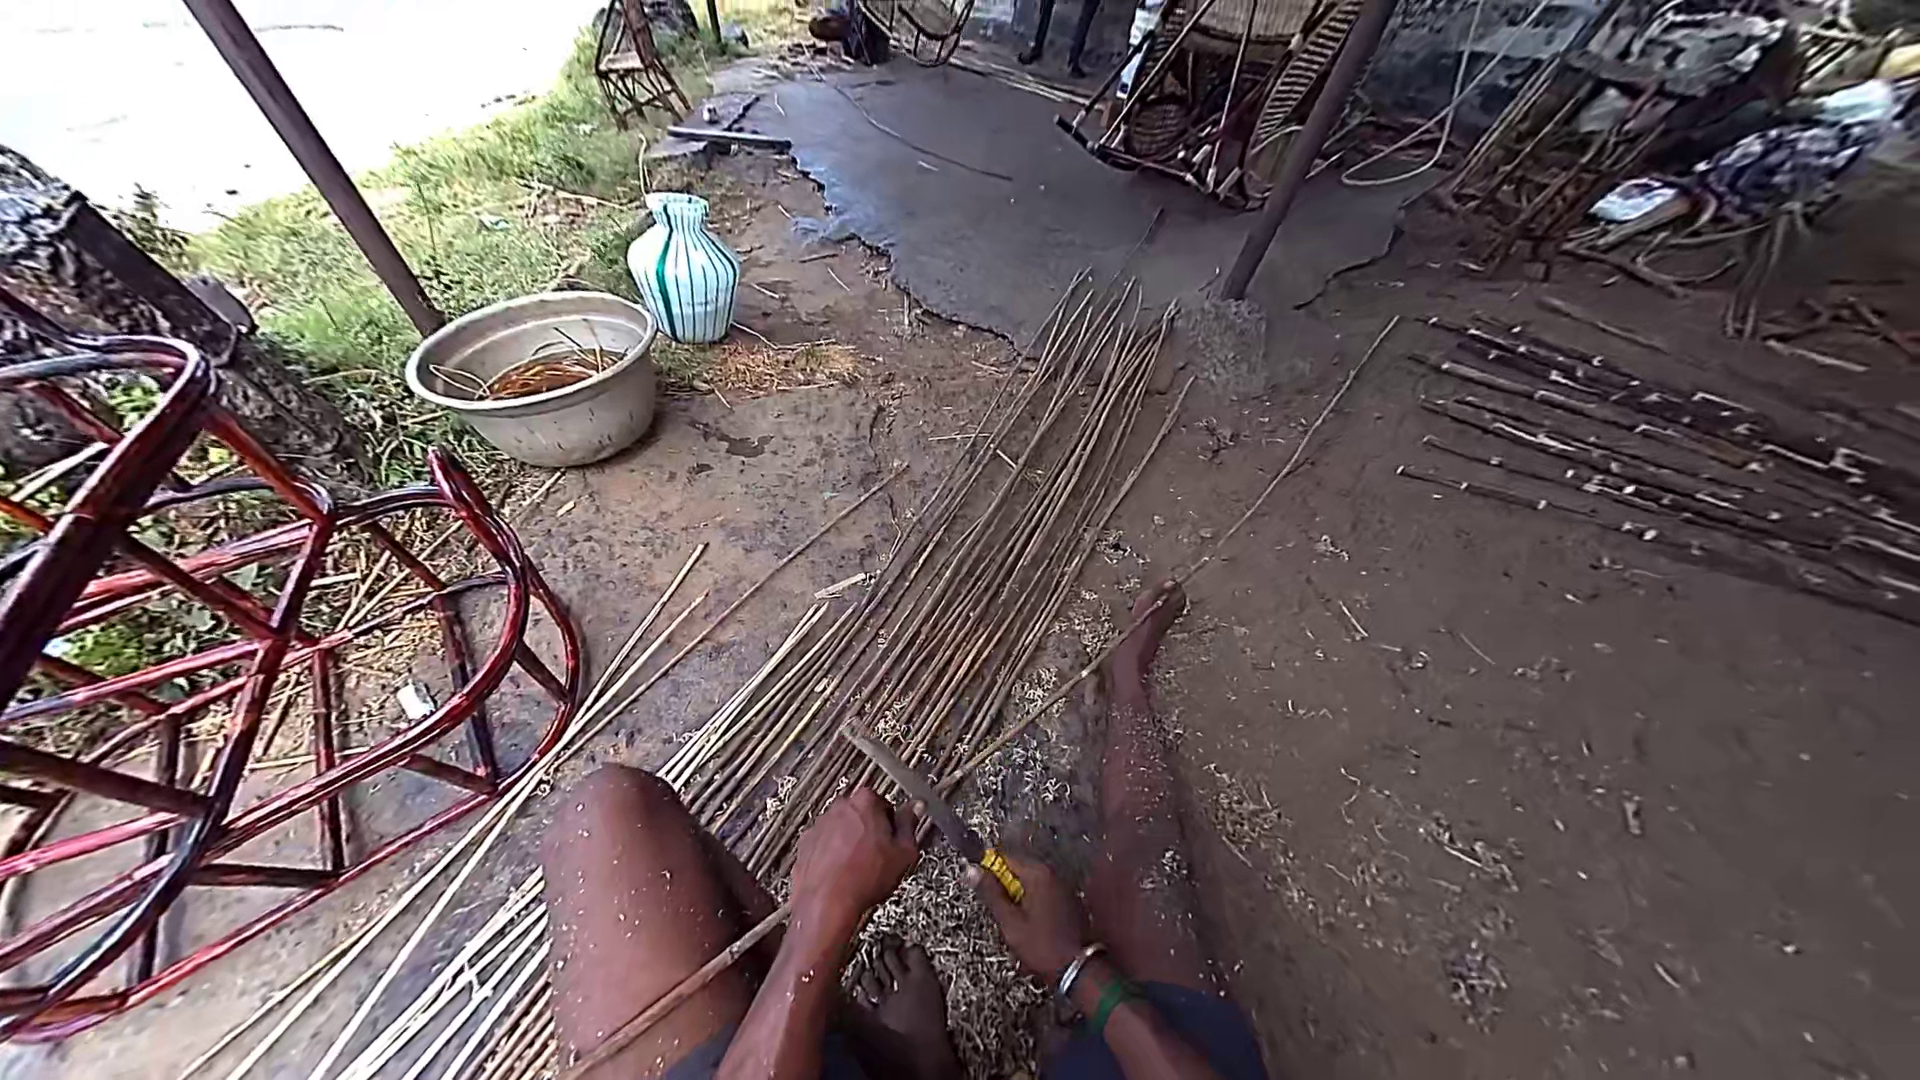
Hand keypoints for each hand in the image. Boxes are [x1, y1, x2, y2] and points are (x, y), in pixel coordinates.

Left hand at [789, 788, 919, 942]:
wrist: (826, 904)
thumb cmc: (863, 878)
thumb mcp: (904, 853)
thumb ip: (910, 825)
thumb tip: (915, 809)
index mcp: (866, 802)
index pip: (885, 804)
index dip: (891, 826)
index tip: (893, 841)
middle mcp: (840, 807)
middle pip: (862, 814)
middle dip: (870, 832)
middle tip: (878, 857)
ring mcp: (820, 825)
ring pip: (842, 829)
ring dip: (850, 844)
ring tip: (859, 870)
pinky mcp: (806, 844)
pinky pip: (824, 845)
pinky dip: (831, 856)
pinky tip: (841, 875)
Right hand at [968, 853, 1086, 983]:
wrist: (1078, 969)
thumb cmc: (1042, 946)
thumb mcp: (1010, 922)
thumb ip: (991, 893)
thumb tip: (971, 870)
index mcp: (1037, 873)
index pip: (1005, 856)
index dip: (991, 871)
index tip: (986, 890)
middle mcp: (1051, 873)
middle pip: (1018, 870)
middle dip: (1006, 889)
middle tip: (1004, 915)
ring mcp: (1061, 885)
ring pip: (1029, 883)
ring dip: (1019, 900)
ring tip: (1019, 926)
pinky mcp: (1066, 898)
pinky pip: (1042, 893)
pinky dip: (1033, 905)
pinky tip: (1033, 928)